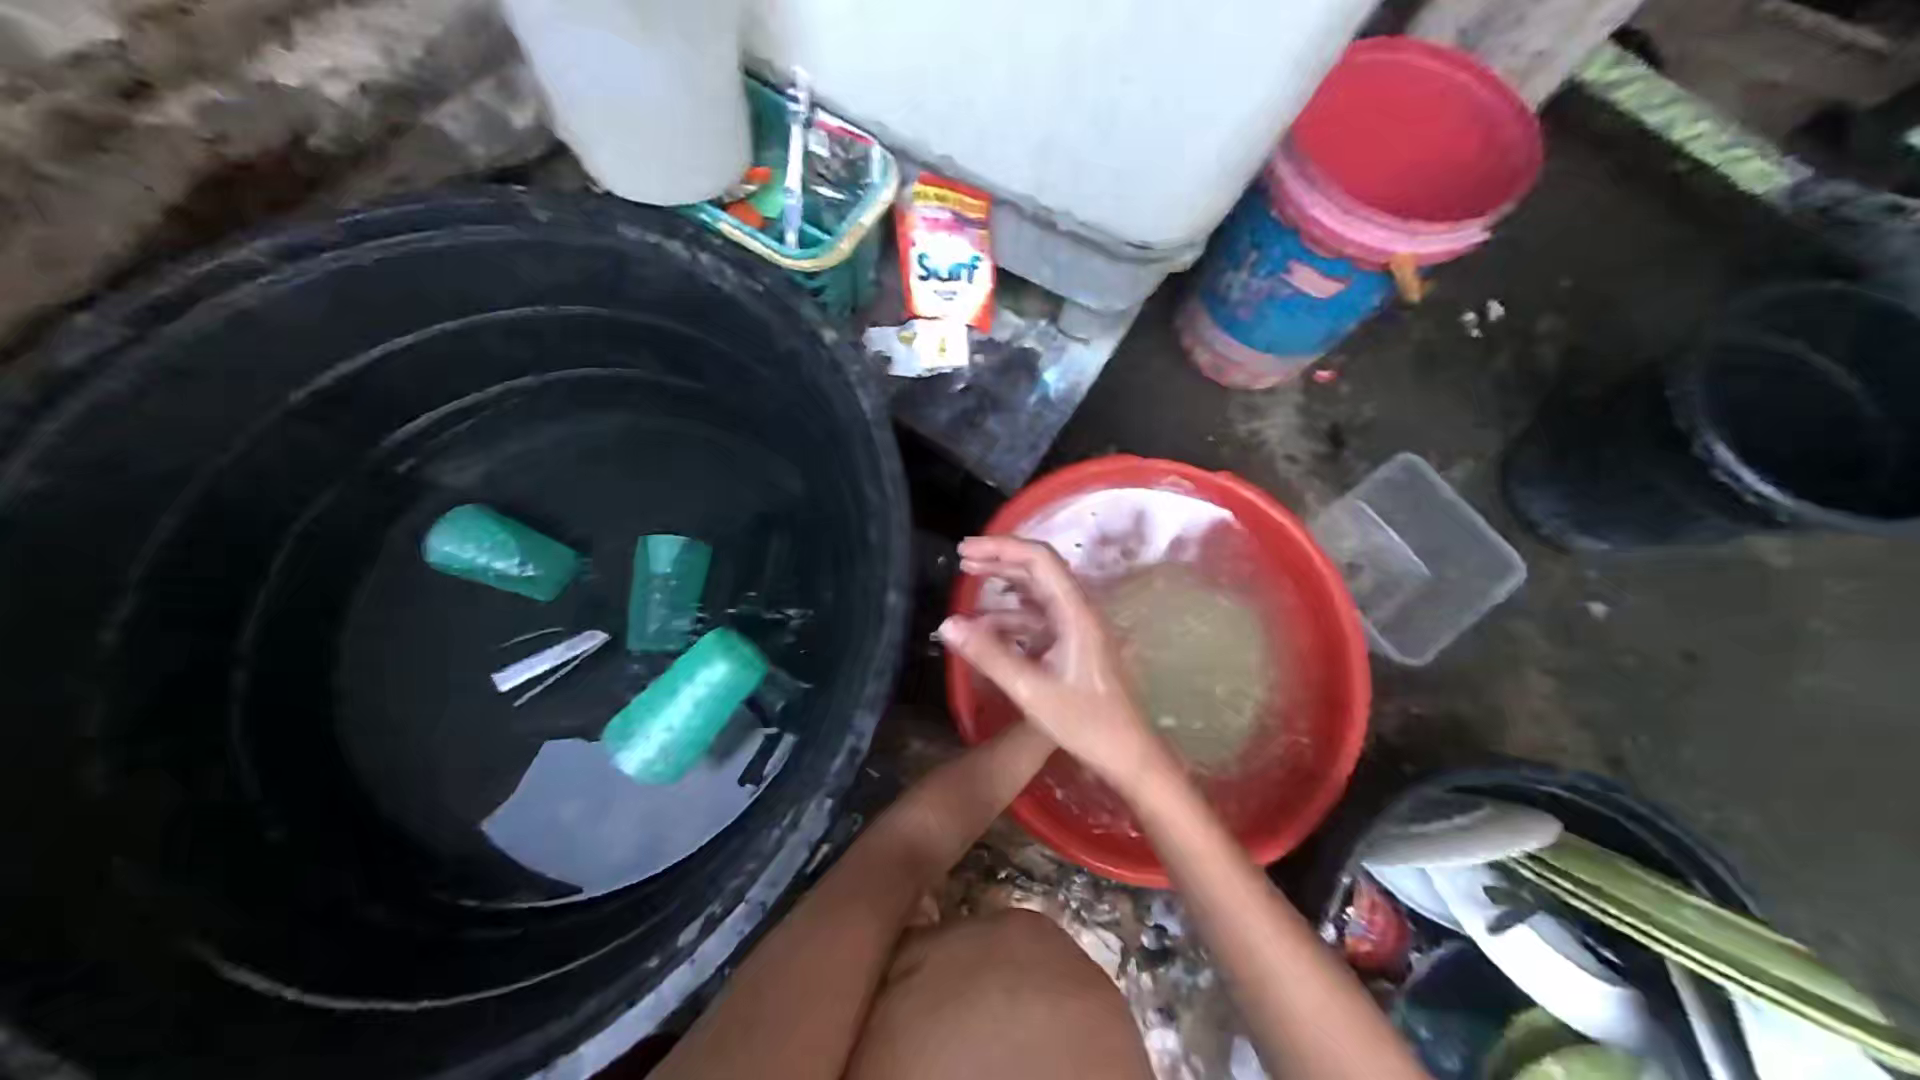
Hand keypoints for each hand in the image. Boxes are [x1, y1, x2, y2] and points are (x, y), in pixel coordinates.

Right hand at [939, 536, 1172, 789]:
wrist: (1128, 755)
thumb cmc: (1086, 723)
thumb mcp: (1031, 690)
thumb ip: (989, 654)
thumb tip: (948, 623)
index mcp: (1076, 613)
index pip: (1040, 560)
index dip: (1001, 547)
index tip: (965, 549)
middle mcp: (1079, 612)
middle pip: (1038, 570)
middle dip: (999, 560)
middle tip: (961, 560)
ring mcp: (1078, 628)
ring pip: (1038, 594)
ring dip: (1004, 587)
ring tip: (969, 584)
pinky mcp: (1074, 646)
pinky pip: (1040, 619)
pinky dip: (1012, 616)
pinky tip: (987, 625)